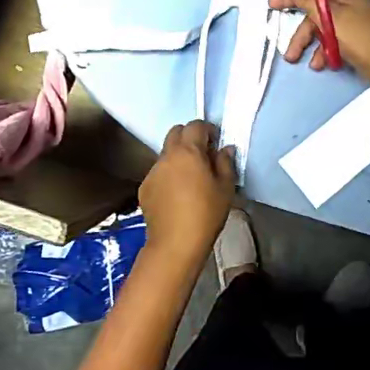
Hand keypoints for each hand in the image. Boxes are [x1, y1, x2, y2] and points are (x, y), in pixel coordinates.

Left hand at [138, 120, 236, 262]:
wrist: (175, 243)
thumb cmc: (206, 214)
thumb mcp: (225, 188)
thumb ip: (225, 163)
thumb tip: (224, 149)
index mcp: (187, 152)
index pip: (195, 125)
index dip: (207, 129)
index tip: (216, 142)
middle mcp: (166, 156)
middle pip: (175, 133)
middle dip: (189, 137)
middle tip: (203, 155)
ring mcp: (152, 171)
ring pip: (165, 154)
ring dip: (178, 157)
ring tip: (190, 179)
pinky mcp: (144, 187)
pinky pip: (158, 172)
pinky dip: (168, 175)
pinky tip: (176, 195)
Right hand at [268, 0, 369, 78]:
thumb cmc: (360, 38)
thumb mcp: (328, 16)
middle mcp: (348, 0)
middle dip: (295, 9)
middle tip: (274, 11)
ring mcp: (352, 19)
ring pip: (321, 22)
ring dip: (306, 38)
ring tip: (294, 56)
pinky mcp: (354, 37)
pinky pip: (331, 38)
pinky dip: (321, 48)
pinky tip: (318, 63)